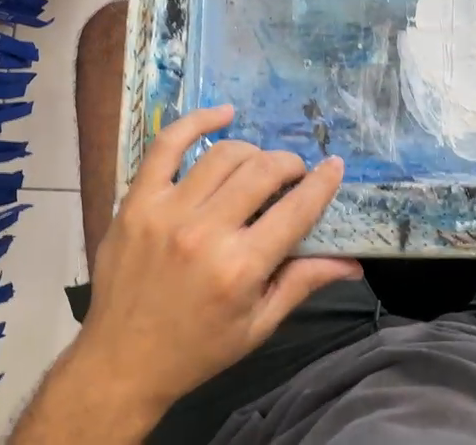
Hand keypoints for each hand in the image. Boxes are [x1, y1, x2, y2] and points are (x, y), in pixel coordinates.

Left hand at [69, 106, 358, 415]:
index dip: (322, 183)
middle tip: (294, 174)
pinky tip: (222, 115)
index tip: (335, 167)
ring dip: (252, 153)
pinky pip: (167, 145)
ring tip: (258, 165)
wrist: (120, 361)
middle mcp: (206, 232)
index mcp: (240, 268)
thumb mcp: (257, 325)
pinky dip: (197, 122)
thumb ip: (303, 283)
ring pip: (224, 155)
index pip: (296, 209)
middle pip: (263, 172)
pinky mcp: (137, 200)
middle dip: (290, 166)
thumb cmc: (196, 349)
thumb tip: (354, 264)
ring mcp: (167, 211)